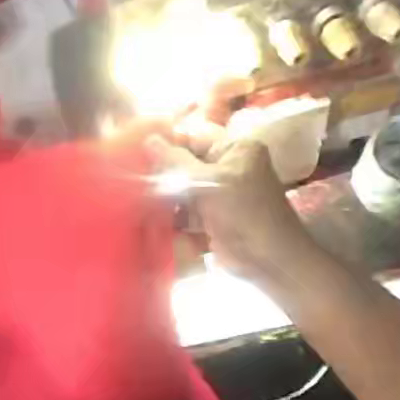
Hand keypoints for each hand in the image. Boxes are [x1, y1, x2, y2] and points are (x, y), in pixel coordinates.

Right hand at [147, 135, 319, 281]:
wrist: (268, 261)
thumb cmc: (243, 213)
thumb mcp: (208, 182)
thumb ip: (176, 161)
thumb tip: (148, 138)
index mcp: (234, 150)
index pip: (193, 139)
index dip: (166, 145)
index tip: (135, 151)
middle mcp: (228, 168)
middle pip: (185, 166)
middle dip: (161, 175)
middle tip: (131, 179)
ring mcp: (220, 196)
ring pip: (182, 190)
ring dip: (162, 198)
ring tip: (135, 201)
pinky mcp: (212, 220)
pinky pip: (185, 212)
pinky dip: (170, 217)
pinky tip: (147, 219)